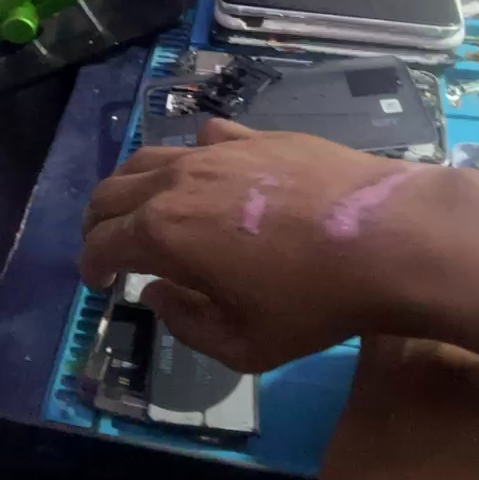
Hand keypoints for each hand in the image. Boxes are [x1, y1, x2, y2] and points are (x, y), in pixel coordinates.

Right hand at [80, 118, 466, 371]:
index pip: (103, 243)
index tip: (97, 280)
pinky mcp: (255, 134)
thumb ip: (184, 322)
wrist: (386, 239)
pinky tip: (207, 173)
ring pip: (150, 156)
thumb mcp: (243, 345)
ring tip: (142, 206)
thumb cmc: (313, 302)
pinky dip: (190, 157)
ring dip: (132, 185)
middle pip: (112, 191)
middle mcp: (178, 180)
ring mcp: (217, 150)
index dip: (91, 265)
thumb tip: (156, 292)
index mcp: (164, 231)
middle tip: (106, 244)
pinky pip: (205, 137)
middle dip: (98, 221)